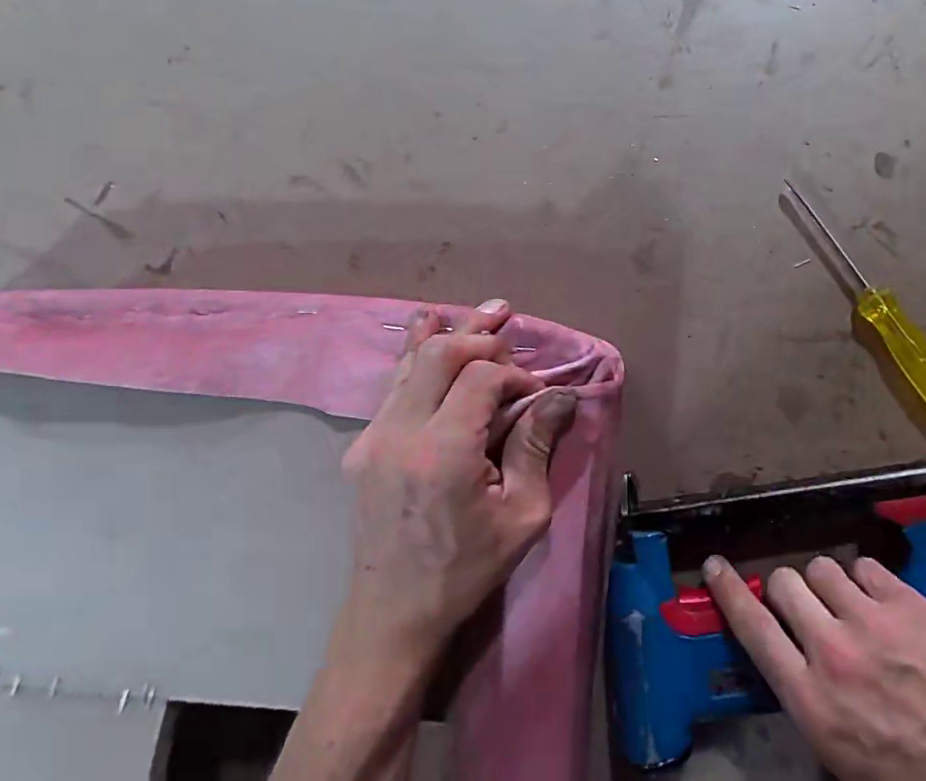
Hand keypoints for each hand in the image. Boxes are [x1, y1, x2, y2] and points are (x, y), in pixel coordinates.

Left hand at [338, 298, 578, 664]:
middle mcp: (400, 433)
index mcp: (442, 453)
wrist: (392, 615)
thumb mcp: (523, 514)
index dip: (518, 376)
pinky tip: (431, 323)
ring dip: (453, 335)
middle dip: (484, 342)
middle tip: (515, 349)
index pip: (483, 378)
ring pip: (412, 361)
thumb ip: (537, 445)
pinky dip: (419, 353)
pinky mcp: (364, 444)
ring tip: (490, 309)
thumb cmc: (467, 569)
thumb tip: (561, 394)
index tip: (537, 400)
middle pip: (441, 355)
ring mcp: (373, 437)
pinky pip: (395, 384)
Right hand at [704, 555, 925, 780]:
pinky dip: (866, 580)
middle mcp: (830, 649)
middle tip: (804, 603)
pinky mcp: (902, 598)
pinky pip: (864, 566)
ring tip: (848, 603)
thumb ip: (808, 701)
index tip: (715, 568)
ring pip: (823, 568)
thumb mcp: (840, 754)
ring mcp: (867, 618)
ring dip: (827, 583)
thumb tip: (794, 664)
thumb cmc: (910, 768)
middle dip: (787, 588)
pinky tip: (881, 601)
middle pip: (785, 583)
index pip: (753, 628)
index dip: (728, 592)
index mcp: (809, 695)